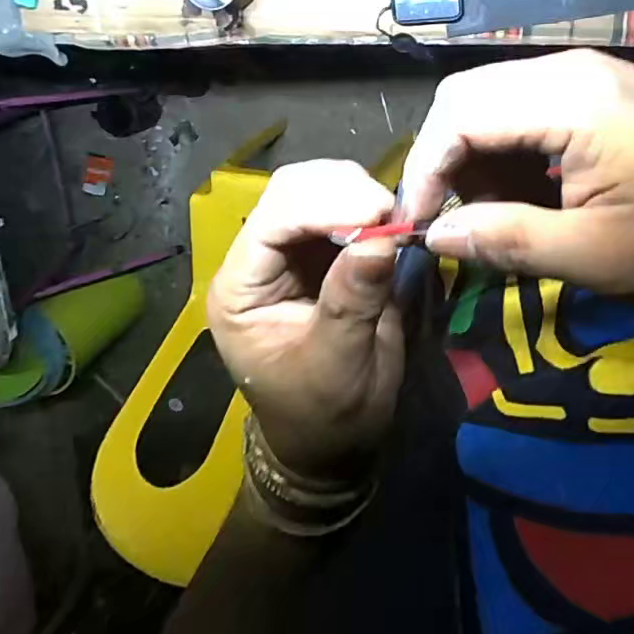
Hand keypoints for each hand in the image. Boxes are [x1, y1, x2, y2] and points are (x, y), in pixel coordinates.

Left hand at [207, 161, 404, 480]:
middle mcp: (253, 262)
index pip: (272, 222)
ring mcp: (282, 254)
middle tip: (392, 213)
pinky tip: (388, 223)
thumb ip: (353, 302)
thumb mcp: (340, 367)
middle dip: (341, 191)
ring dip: (355, 194)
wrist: (327, 442)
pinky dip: (364, 208)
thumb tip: (382, 239)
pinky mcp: (312, 255)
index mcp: (240, 291)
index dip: (324, 205)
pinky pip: (336, 210)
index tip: (379, 214)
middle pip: (287, 193)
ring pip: (312, 191)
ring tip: (394, 218)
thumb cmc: (324, 415)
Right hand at [400, 50, 633, 298]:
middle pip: (463, 98)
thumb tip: (435, 236)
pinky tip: (517, 195)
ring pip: (487, 102)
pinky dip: (500, 153)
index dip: (423, 173)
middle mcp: (565, 70)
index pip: (456, 117)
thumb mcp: (600, 254)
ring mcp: (581, 75)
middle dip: (439, 161)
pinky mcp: (593, 91)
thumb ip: (506, 240)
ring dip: (469, 158)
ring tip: (481, 214)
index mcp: (567, 100)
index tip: (416, 228)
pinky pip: (520, 111)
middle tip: (443, 220)